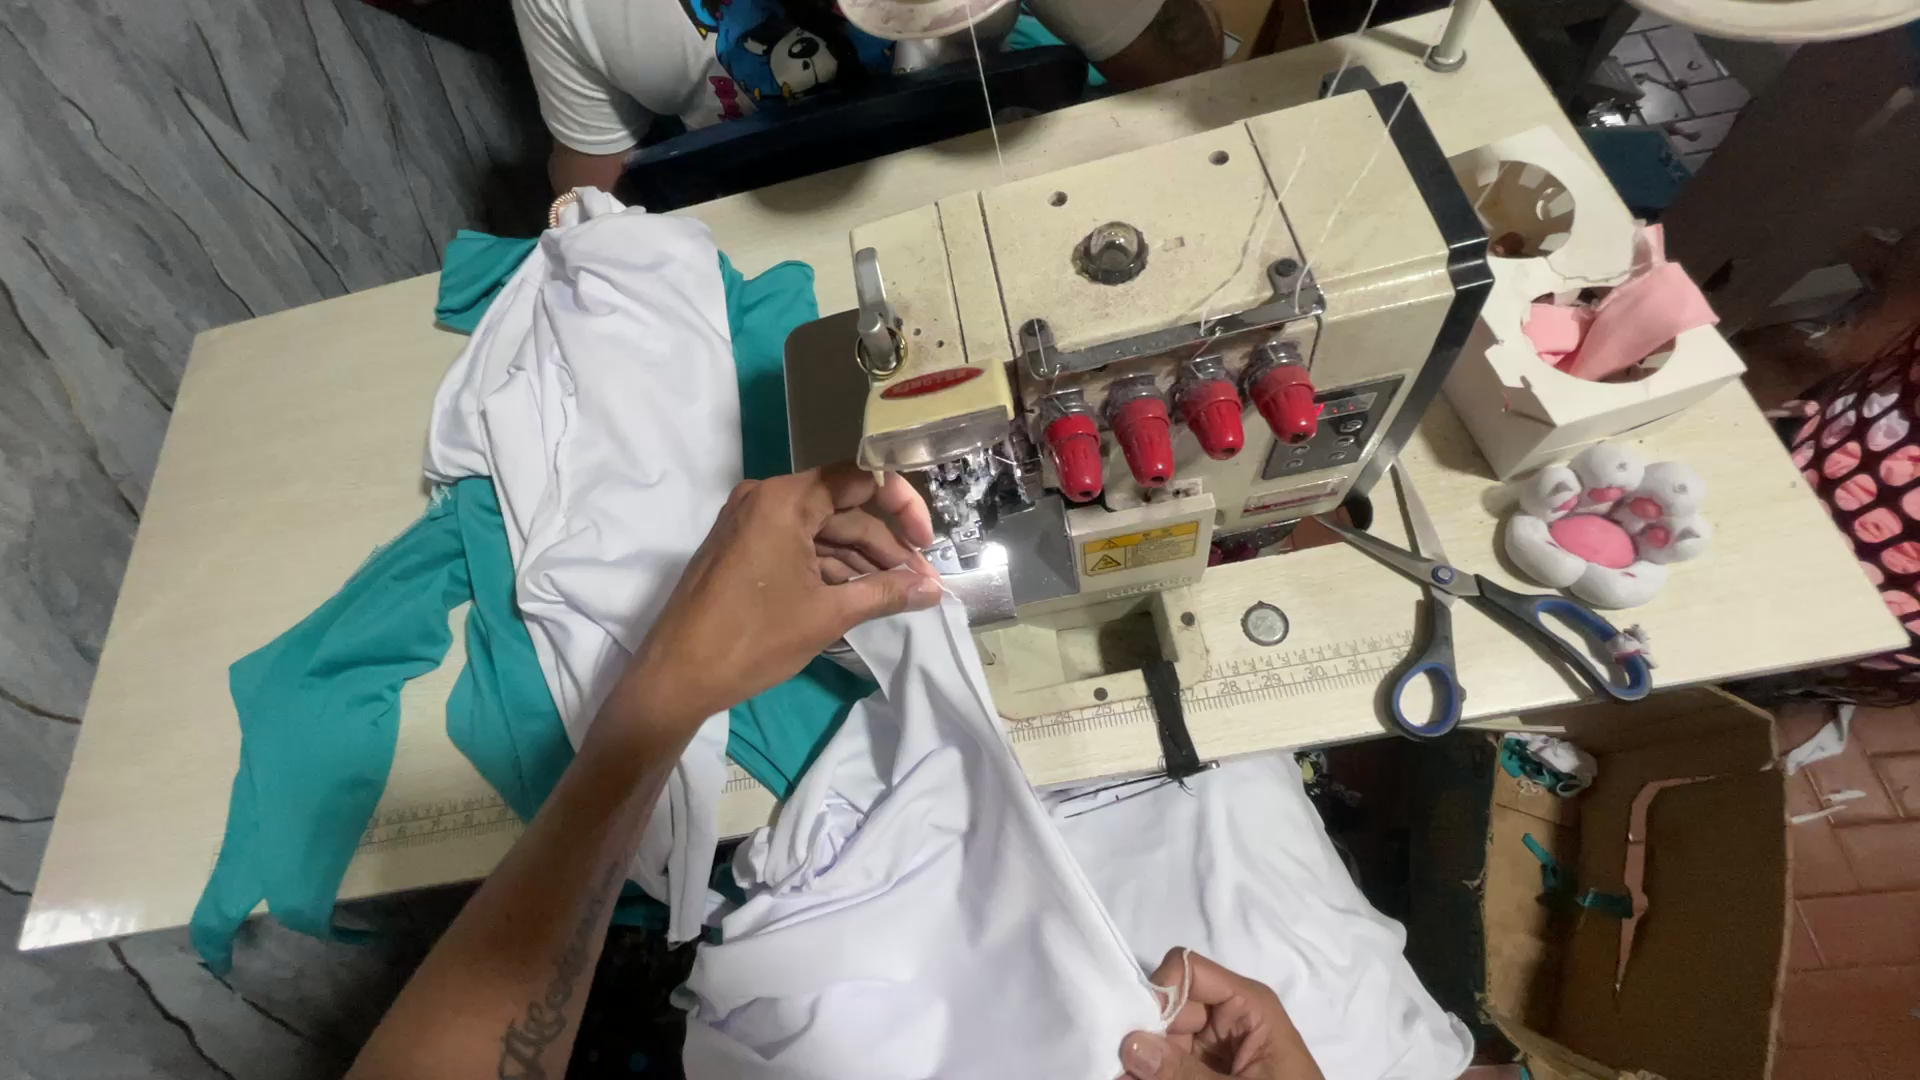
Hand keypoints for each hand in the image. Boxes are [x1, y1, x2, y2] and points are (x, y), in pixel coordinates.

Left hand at [604, 464, 942, 735]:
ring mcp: (753, 523)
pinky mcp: (746, 549)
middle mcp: (767, 499)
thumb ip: (886, 593)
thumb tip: (934, 590)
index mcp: (785, 500)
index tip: (926, 543)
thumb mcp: (828, 615)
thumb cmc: (752, 639)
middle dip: (887, 547)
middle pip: (844, 509)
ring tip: (901, 594)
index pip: (860, 478)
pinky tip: (863, 596)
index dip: (902, 506)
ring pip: (824, 532)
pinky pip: (801, 547)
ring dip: (863, 562)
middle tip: (922, 583)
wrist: (674, 679)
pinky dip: (833, 569)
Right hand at [1120, 950, 1324, 1079]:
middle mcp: (1228, 1017)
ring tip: (1123, 1079)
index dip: (1159, 994)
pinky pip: (1172, 1067)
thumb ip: (1185, 1073)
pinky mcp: (1209, 1074)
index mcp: (1247, 1005)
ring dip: (1143, 1066)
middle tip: (1117, 1072)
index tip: (1136, 1033)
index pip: (1188, 970)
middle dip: (1143, 1039)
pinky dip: (1154, 1077)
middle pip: (1169, 1007)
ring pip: (1164, 1041)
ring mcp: (1217, 1049)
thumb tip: (1129, 1044)